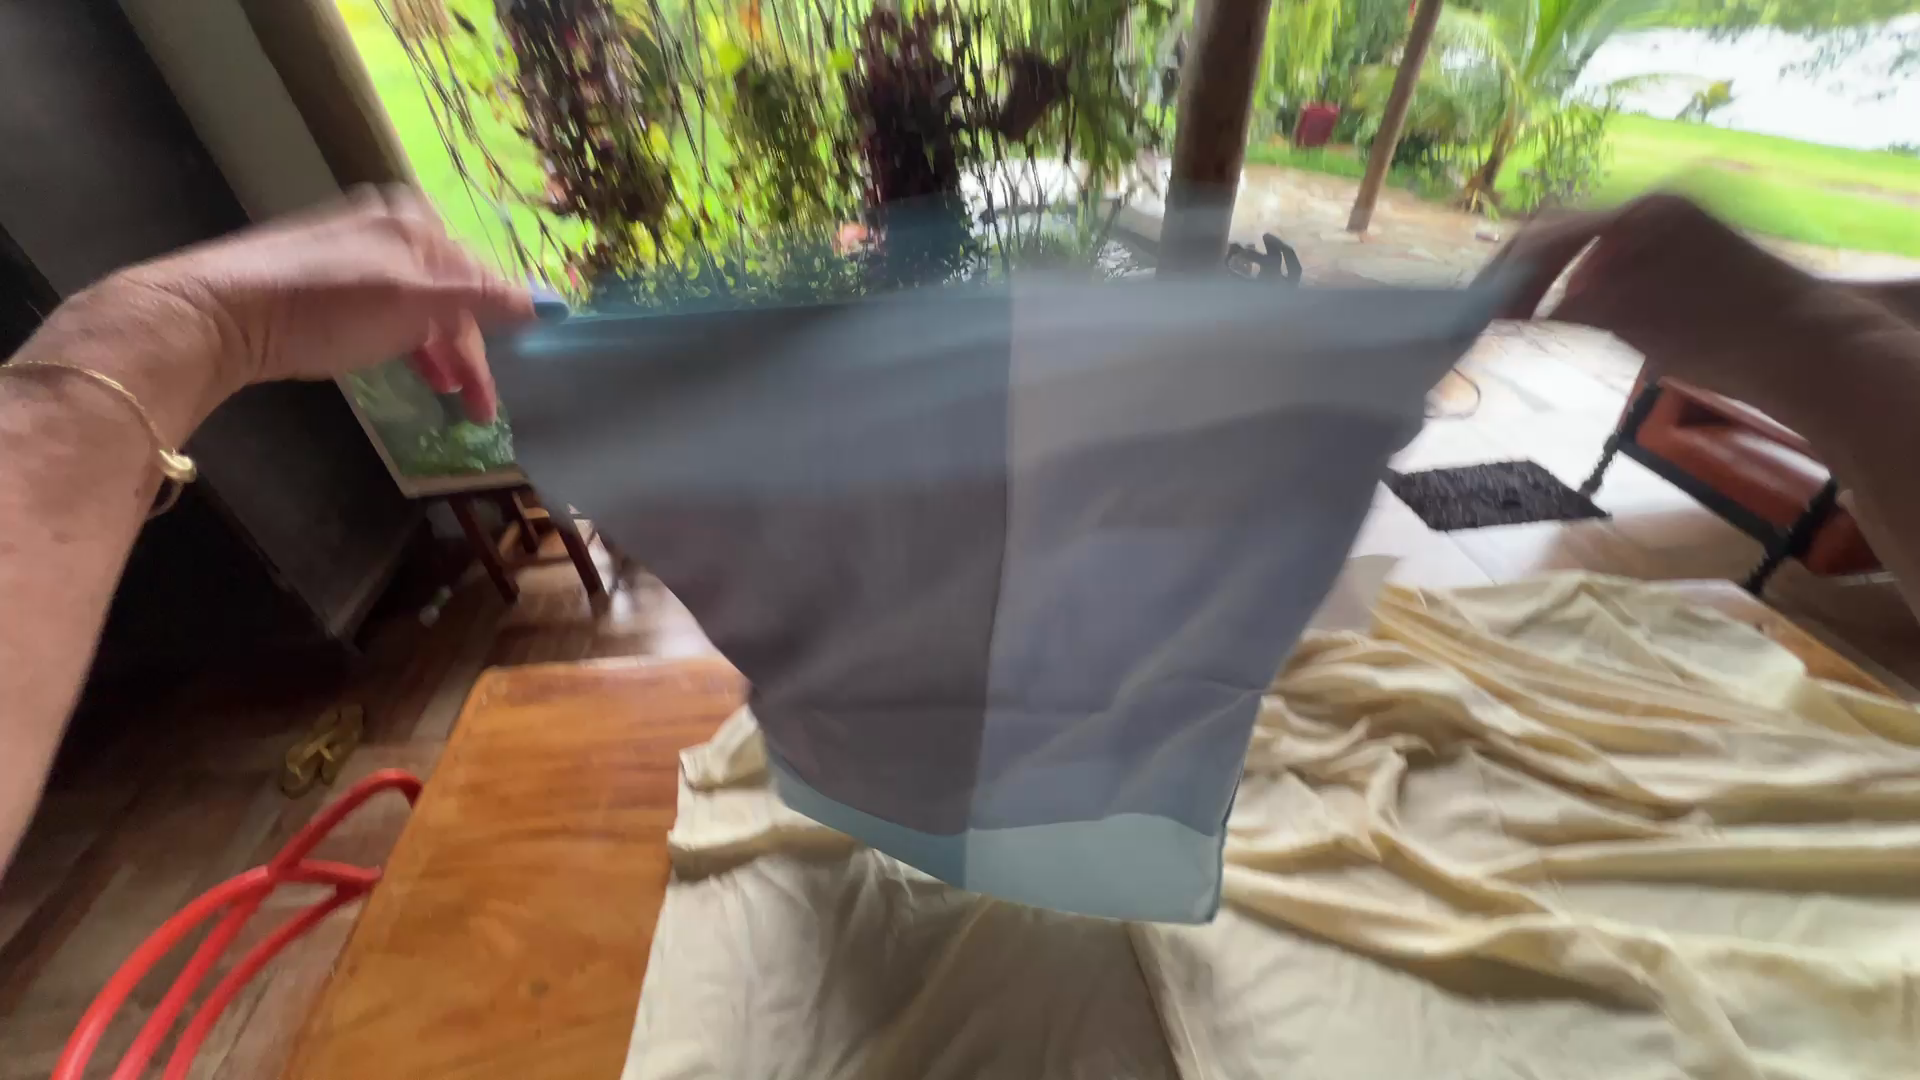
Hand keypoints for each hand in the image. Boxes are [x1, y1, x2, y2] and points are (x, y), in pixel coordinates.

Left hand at [110, 186, 532, 423]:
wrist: (217, 315)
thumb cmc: (327, 307)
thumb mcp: (417, 303)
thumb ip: (485, 300)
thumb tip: (551, 304)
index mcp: (416, 227)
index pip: (485, 279)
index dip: (505, 325)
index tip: (518, 368)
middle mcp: (393, 231)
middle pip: (456, 298)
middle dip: (471, 353)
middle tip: (480, 404)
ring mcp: (361, 256)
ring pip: (428, 310)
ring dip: (446, 356)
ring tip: (452, 394)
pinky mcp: (334, 282)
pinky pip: (397, 313)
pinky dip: (414, 345)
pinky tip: (417, 369)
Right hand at [1476, 194, 1855, 416]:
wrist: (1801, 349)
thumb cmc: (1714, 331)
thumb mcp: (1623, 317)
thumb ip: (1558, 306)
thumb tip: (1495, 312)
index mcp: (1642, 212)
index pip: (1547, 235)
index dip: (1506, 275)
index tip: (1480, 314)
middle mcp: (1650, 212)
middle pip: (1557, 236)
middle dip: (1519, 276)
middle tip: (1488, 317)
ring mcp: (1660, 234)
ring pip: (1574, 251)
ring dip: (1540, 283)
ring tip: (1515, 321)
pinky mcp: (1667, 259)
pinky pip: (1598, 265)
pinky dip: (1568, 289)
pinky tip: (1555, 316)